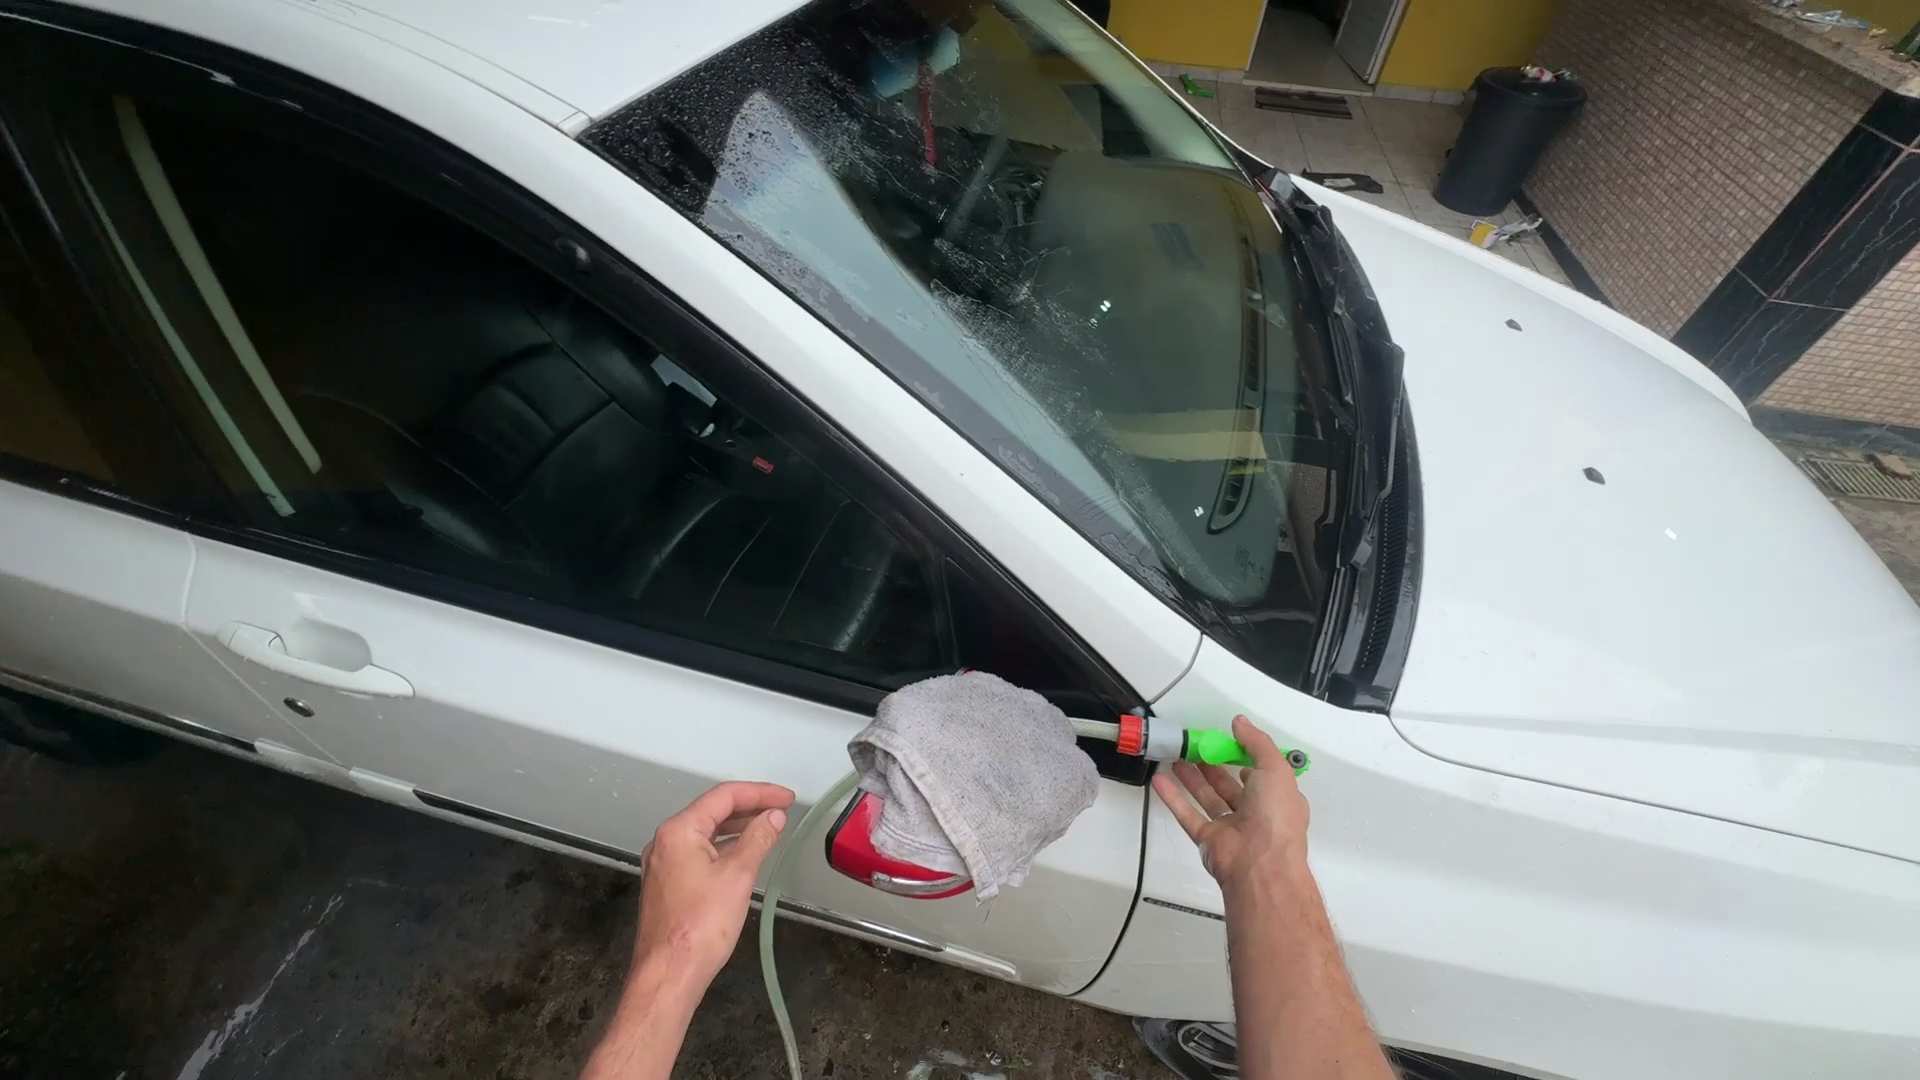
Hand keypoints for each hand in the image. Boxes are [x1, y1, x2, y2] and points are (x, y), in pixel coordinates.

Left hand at [635, 781, 795, 991]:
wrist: (668, 978)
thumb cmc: (701, 925)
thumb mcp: (738, 875)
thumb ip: (759, 838)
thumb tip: (774, 816)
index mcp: (678, 831)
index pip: (724, 796)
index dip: (760, 792)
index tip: (787, 798)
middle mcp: (665, 842)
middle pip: (712, 810)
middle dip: (749, 807)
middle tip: (781, 810)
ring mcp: (663, 864)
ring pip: (706, 832)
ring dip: (738, 827)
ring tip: (769, 828)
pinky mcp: (667, 885)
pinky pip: (699, 852)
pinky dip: (724, 847)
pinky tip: (744, 855)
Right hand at [1152, 715, 1310, 890]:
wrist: (1260, 865)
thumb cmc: (1275, 815)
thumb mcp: (1275, 769)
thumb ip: (1257, 742)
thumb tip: (1239, 722)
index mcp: (1277, 799)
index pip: (1261, 773)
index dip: (1244, 756)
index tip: (1225, 739)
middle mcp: (1255, 813)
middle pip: (1229, 785)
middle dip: (1212, 765)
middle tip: (1194, 746)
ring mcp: (1230, 828)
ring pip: (1208, 798)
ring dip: (1192, 777)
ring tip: (1176, 757)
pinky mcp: (1208, 839)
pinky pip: (1188, 814)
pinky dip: (1173, 797)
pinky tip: (1159, 780)